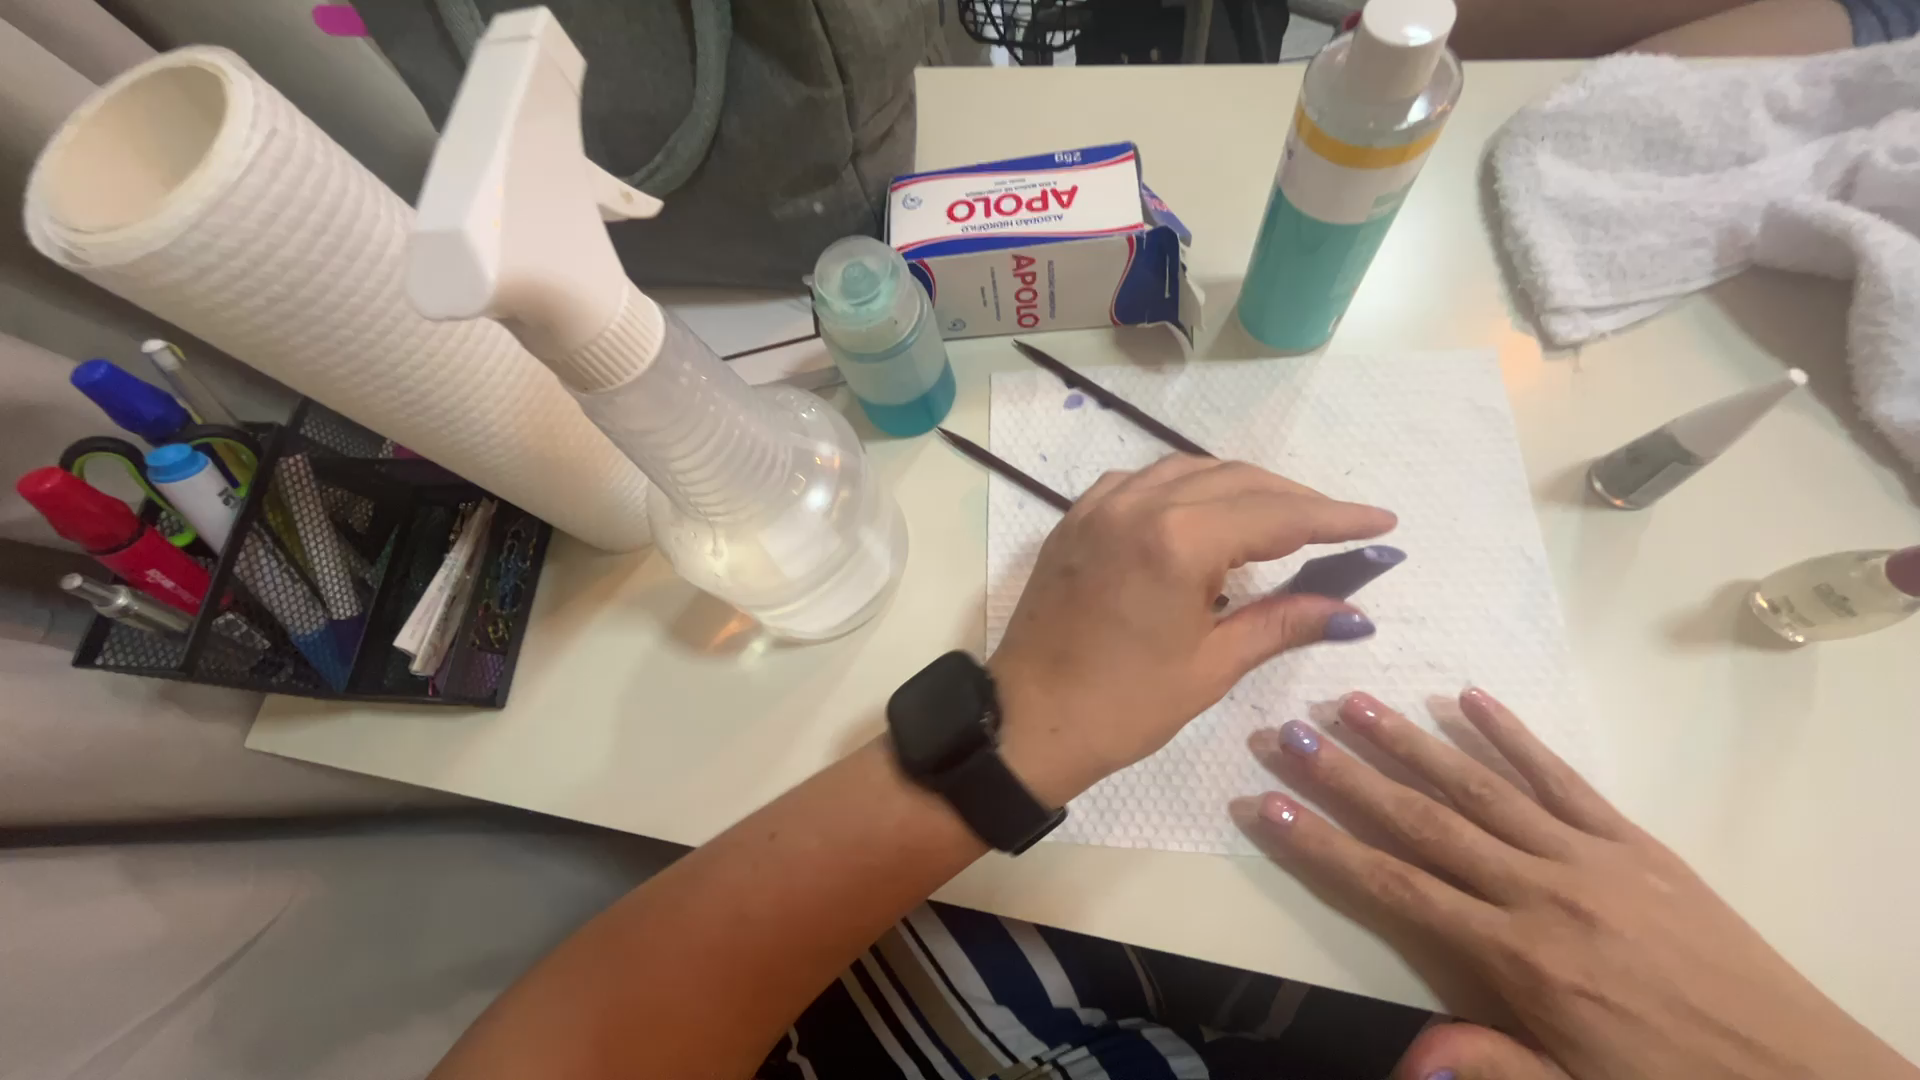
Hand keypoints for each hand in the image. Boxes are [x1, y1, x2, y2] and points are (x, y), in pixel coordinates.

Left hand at [988, 454, 1395, 807]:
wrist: (1028, 720)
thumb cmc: (1123, 705)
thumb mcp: (1211, 666)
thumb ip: (1282, 621)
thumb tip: (1352, 609)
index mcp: (1177, 540)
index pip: (1274, 514)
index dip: (1334, 517)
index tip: (1381, 522)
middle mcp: (1137, 505)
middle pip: (1234, 480)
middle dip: (1291, 500)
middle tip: (1335, 527)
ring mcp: (1098, 506)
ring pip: (1186, 471)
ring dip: (1237, 488)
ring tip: (1276, 521)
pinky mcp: (1074, 519)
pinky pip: (1139, 483)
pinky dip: (1180, 490)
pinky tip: (1198, 516)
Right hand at [1241, 689, 1917, 1079]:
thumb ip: (1491, 1066)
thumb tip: (1404, 1064)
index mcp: (1518, 956)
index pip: (1394, 886)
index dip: (1324, 843)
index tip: (1267, 803)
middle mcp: (1539, 891)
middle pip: (1422, 820)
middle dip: (1346, 774)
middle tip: (1290, 730)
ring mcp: (1587, 857)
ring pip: (1479, 786)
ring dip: (1411, 740)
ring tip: (1355, 700)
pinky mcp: (1632, 841)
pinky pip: (1562, 778)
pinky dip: (1513, 736)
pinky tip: (1469, 697)